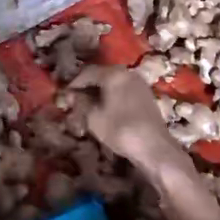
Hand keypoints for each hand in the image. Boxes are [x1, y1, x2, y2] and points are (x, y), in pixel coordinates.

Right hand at [72, 66, 186, 177]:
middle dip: (87, 87)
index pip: (88, 72)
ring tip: (89, 106)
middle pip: (102, 75)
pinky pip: (123, 90)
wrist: (154, 147)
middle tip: (75, 101)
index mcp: (114, 74)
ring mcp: (139, 84)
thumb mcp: (93, 118)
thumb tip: (72, 96)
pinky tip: (106, 110)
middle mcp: (128, 73)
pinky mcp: (146, 96)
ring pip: (113, 83)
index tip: (65, 95)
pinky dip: (112, 97)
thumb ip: (80, 103)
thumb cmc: (120, 129)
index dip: (74, 83)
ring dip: (100, 92)